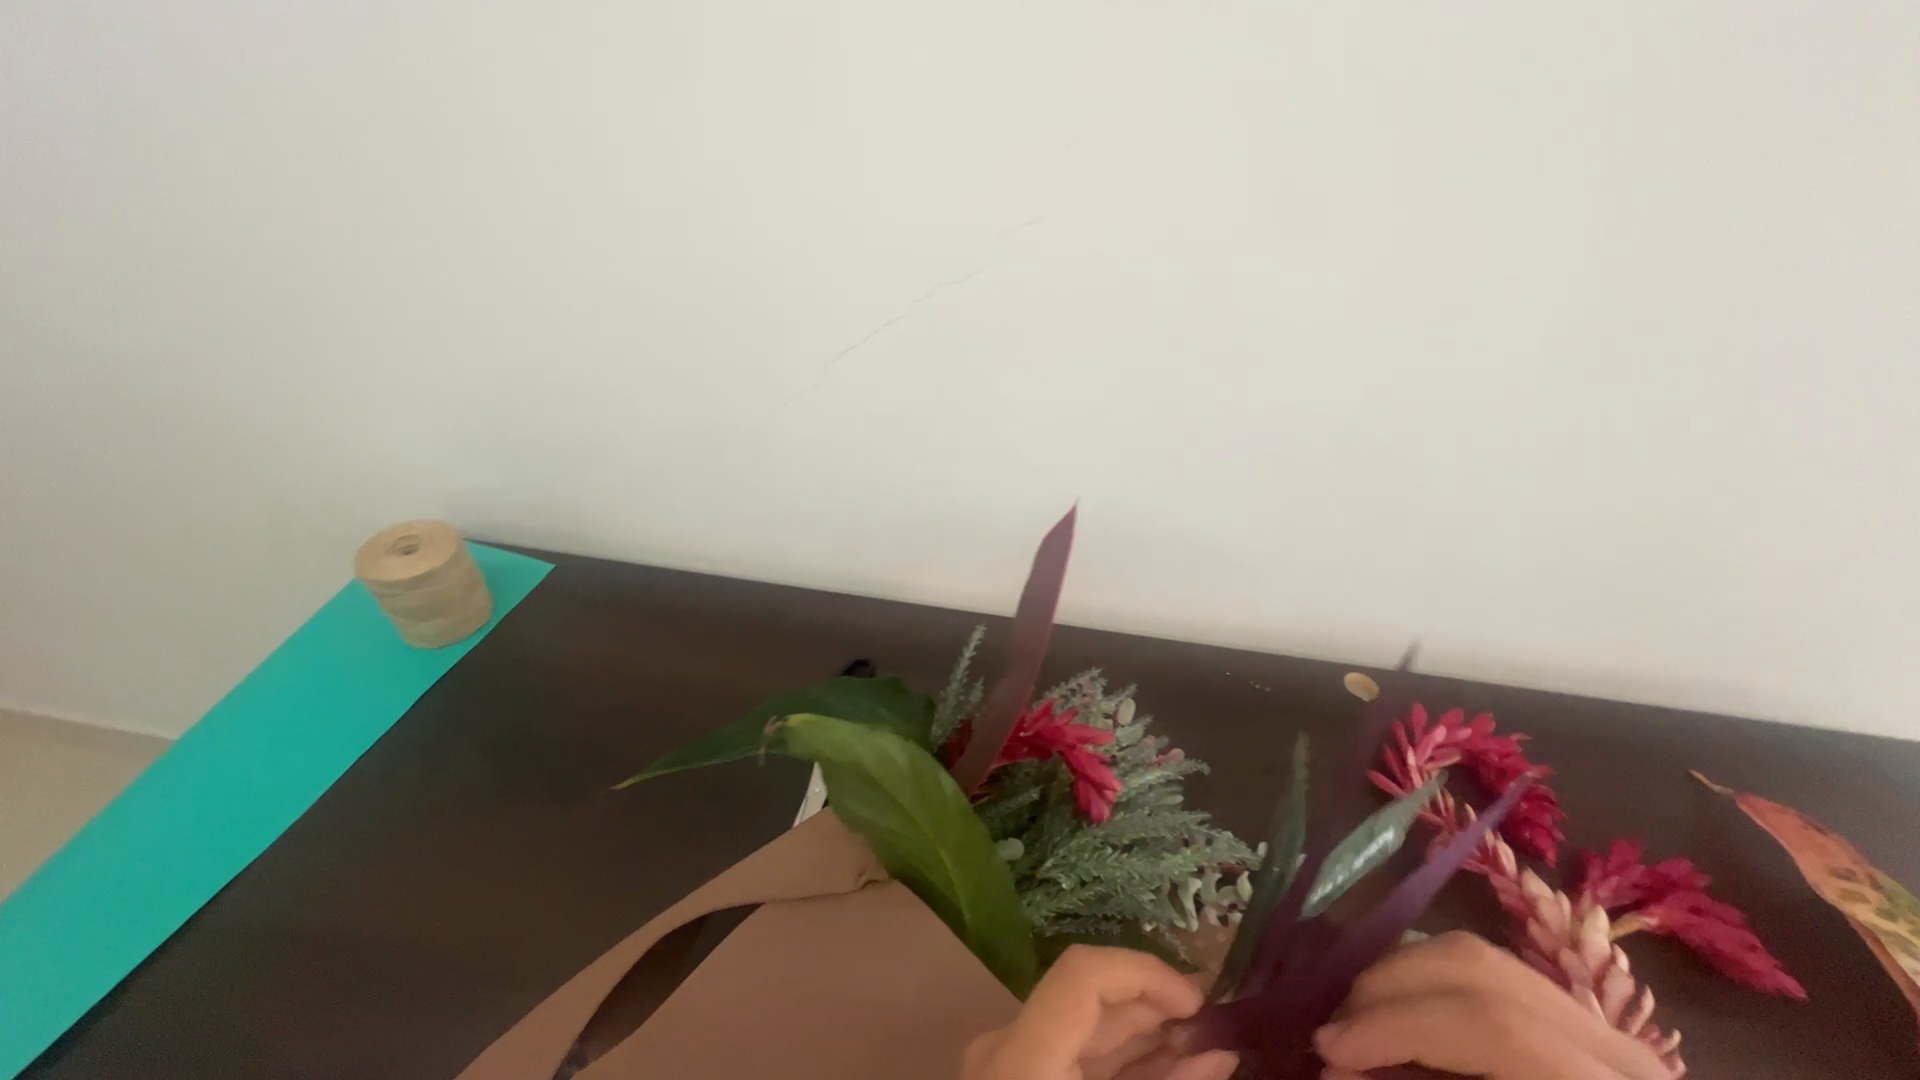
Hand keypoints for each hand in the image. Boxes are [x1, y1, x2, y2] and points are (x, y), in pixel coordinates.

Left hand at [963, 945, 1239, 1079]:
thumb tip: (1220, 1052)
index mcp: (1021, 1056)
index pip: (1084, 973)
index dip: (1146, 972)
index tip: (1199, 1003)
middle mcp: (1007, 1045)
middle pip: (1090, 1000)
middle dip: (1159, 1007)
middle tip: (1219, 1025)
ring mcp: (1009, 1062)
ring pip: (1087, 1030)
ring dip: (1149, 1036)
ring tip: (1207, 1045)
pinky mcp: (1019, 1079)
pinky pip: (1078, 1058)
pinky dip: (1125, 1063)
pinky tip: (1174, 1067)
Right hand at [1315, 932, 1672, 1079]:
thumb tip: (1336, 1065)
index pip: (1492, 1025)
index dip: (1397, 1026)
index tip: (1327, 1050)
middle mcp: (1622, 1054)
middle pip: (1478, 968)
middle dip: (1387, 989)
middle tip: (1336, 1032)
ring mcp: (1608, 1031)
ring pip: (1479, 957)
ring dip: (1400, 978)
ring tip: (1361, 1023)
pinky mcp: (1585, 1027)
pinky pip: (1491, 975)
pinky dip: (1429, 985)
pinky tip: (1401, 1020)